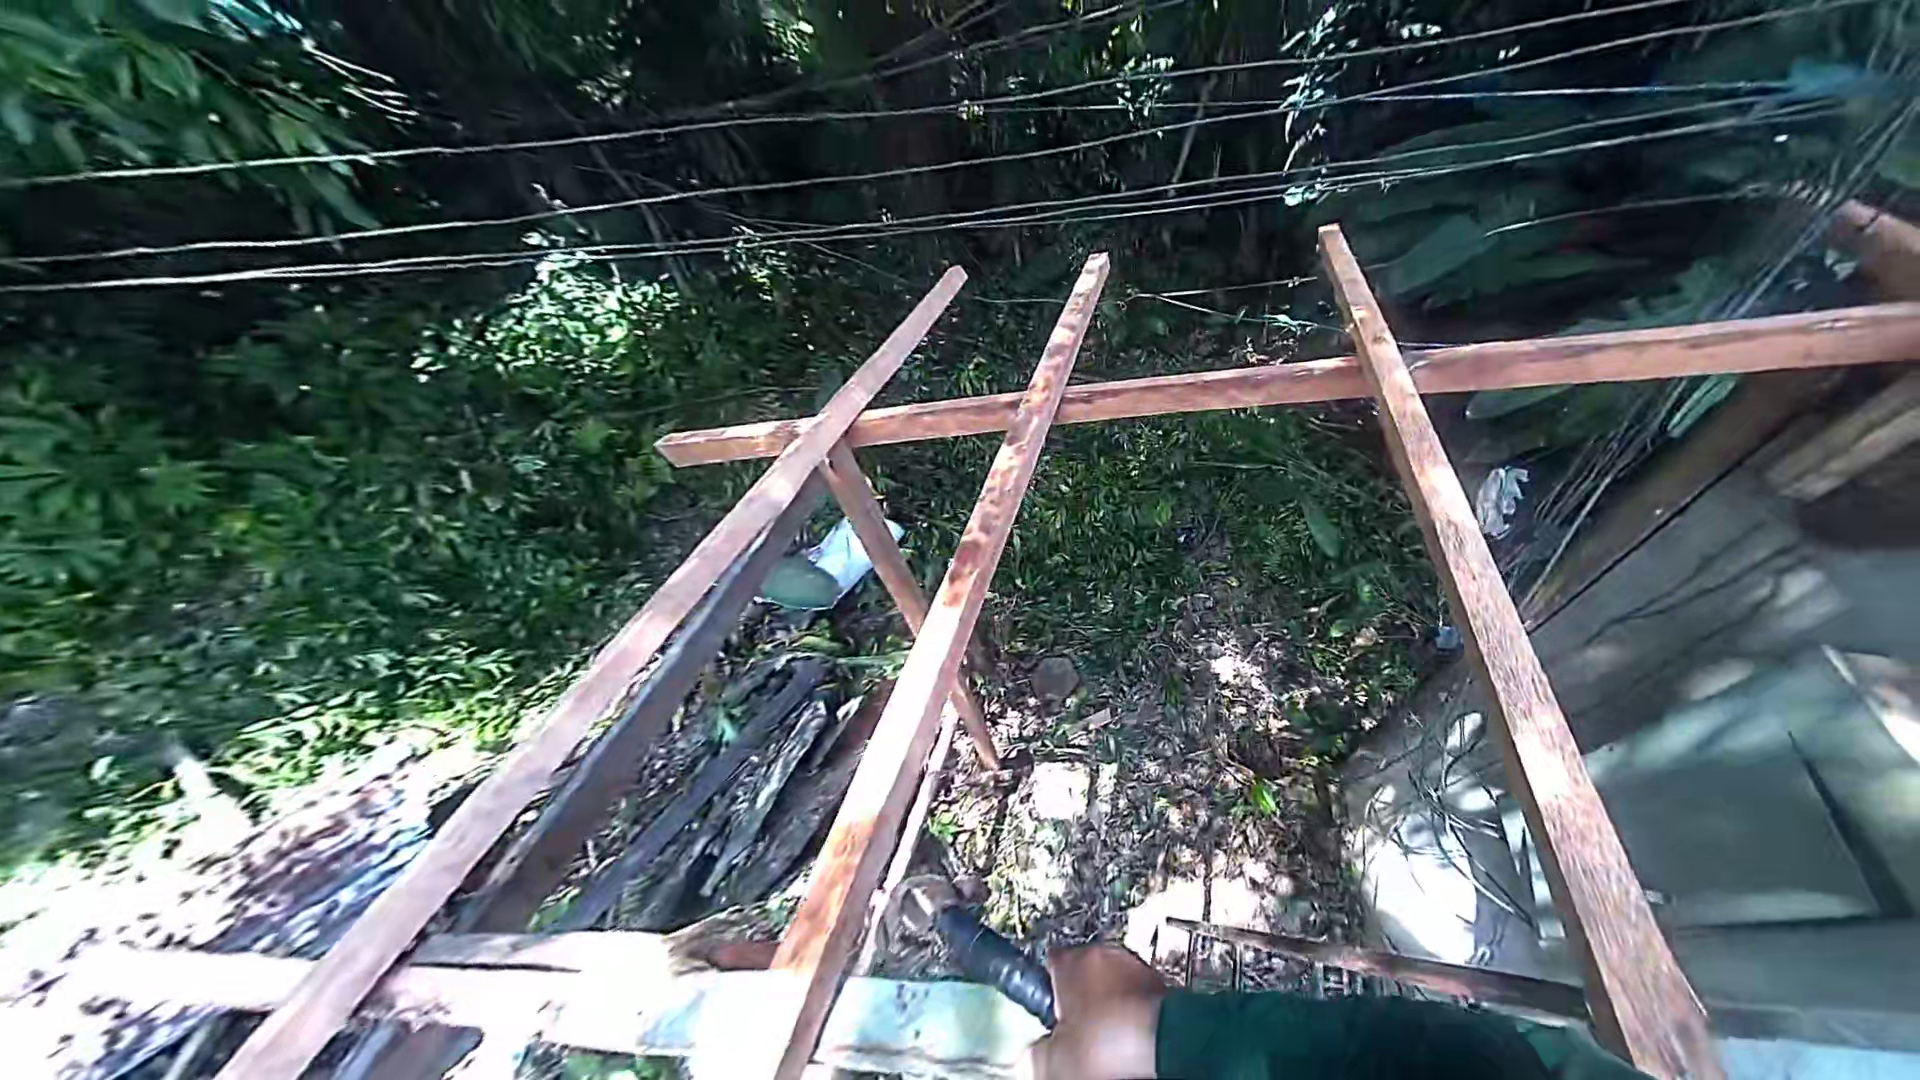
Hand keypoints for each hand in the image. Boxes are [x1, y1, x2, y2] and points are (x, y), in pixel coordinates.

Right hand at [1022, 943, 1167, 1079]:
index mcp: (1071, 962)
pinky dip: (1133, 1008)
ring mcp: (1131, 965)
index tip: (1051, 1011)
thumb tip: (1032, 1056)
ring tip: (1110, 1039)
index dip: (1048, 990)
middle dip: (1081, 997)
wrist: (1163, 1048)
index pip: (1049, 963)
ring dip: (1109, 1000)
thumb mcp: (1058, 1060)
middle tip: (1080, 1032)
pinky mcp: (1158, 981)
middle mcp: (1101, 954)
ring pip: (1110, 980)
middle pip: (1081, 971)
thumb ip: (1037, 1050)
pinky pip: (1136, 992)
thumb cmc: (1111, 1046)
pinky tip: (1132, 1037)